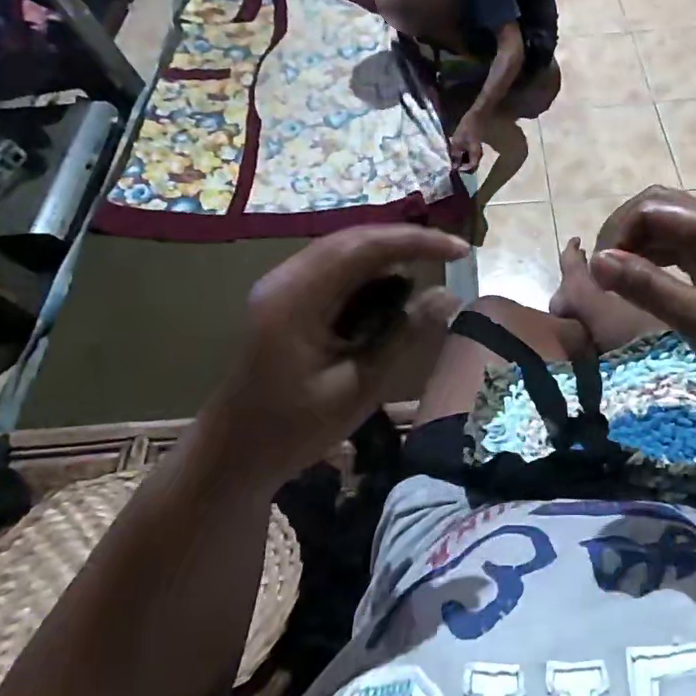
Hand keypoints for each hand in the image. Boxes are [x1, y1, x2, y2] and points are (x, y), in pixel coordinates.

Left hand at [201, 225, 467, 487]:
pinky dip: (373, 273)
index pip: (363, 248)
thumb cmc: (294, 430)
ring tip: (435, 266)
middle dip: (408, 242)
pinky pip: (337, 271)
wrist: (233, 454)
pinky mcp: (288, 299)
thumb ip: (403, 336)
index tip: (462, 250)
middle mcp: (285, 281)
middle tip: (456, 254)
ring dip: (391, 255)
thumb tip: (449, 295)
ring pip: (346, 252)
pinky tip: (398, 290)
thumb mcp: (359, 387)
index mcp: (296, 300)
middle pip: (354, 240)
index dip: (417, 241)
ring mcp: (283, 288)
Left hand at [447, 114, 483, 171]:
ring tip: (452, 157)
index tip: (453, 167)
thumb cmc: (466, 129)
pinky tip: (456, 150)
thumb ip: (456, 155)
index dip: (462, 169)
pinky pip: (469, 153)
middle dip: (461, 165)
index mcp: (476, 155)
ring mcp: (477, 149)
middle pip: (471, 165)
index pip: (471, 167)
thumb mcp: (457, 142)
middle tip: (452, 163)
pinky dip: (462, 154)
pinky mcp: (474, 145)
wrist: (475, 116)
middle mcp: (478, 154)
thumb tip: (454, 167)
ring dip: (461, 159)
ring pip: (470, 159)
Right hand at [587, 186, 695, 400]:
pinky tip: (642, 285)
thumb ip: (650, 288)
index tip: (601, 273)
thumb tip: (598, 260)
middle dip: (624, 233)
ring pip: (669, 228)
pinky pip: (682, 249)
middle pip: (661, 208)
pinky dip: (655, 260)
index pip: (654, 207)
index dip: (619, 232)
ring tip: (616, 283)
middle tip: (605, 274)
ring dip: (638, 247)